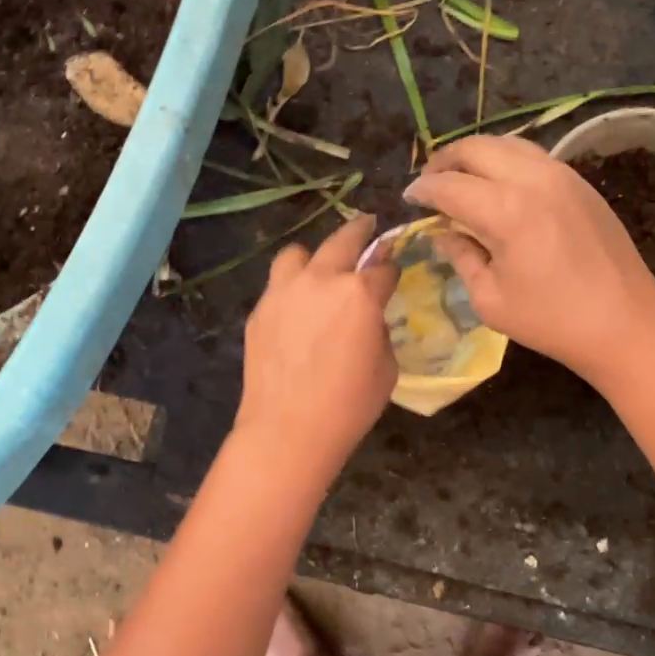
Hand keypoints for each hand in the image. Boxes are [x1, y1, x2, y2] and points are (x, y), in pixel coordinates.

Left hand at [236, 214, 399, 464]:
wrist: (287, 429)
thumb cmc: (349, 405)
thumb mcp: (385, 367)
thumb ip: (379, 330)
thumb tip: (369, 318)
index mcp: (360, 293)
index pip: (384, 268)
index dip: (392, 268)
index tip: (394, 269)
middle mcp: (321, 280)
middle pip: (343, 240)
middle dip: (360, 231)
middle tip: (367, 226)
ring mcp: (284, 291)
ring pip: (299, 254)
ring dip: (314, 257)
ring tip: (320, 269)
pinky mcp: (260, 310)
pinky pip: (277, 285)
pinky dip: (291, 287)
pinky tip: (296, 308)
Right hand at [404, 135, 654, 383]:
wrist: (625, 322)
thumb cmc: (552, 320)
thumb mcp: (490, 299)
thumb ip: (461, 257)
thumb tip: (444, 233)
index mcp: (506, 211)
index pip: (449, 185)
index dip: (423, 190)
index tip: (408, 199)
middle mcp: (533, 180)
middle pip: (476, 148)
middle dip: (445, 160)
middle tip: (430, 183)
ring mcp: (562, 175)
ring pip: (507, 143)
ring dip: (477, 155)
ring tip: (461, 177)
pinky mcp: (580, 183)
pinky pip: (533, 156)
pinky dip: (506, 160)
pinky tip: (499, 186)